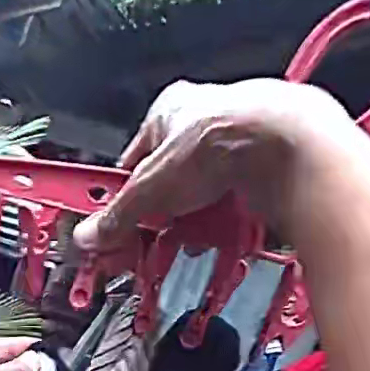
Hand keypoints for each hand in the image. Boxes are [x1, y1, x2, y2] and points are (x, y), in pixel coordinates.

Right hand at [72, 78, 369, 254]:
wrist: (281, 148)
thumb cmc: (216, 144)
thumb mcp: (150, 189)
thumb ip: (116, 217)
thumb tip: (88, 237)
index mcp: (166, 115)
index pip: (129, 169)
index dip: (119, 206)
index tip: (110, 236)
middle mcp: (199, 129)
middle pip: (164, 192)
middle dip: (155, 228)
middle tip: (145, 255)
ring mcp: (230, 152)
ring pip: (197, 206)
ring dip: (188, 233)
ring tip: (186, 247)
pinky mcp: (255, 177)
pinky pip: (227, 213)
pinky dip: (219, 231)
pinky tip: (216, 242)